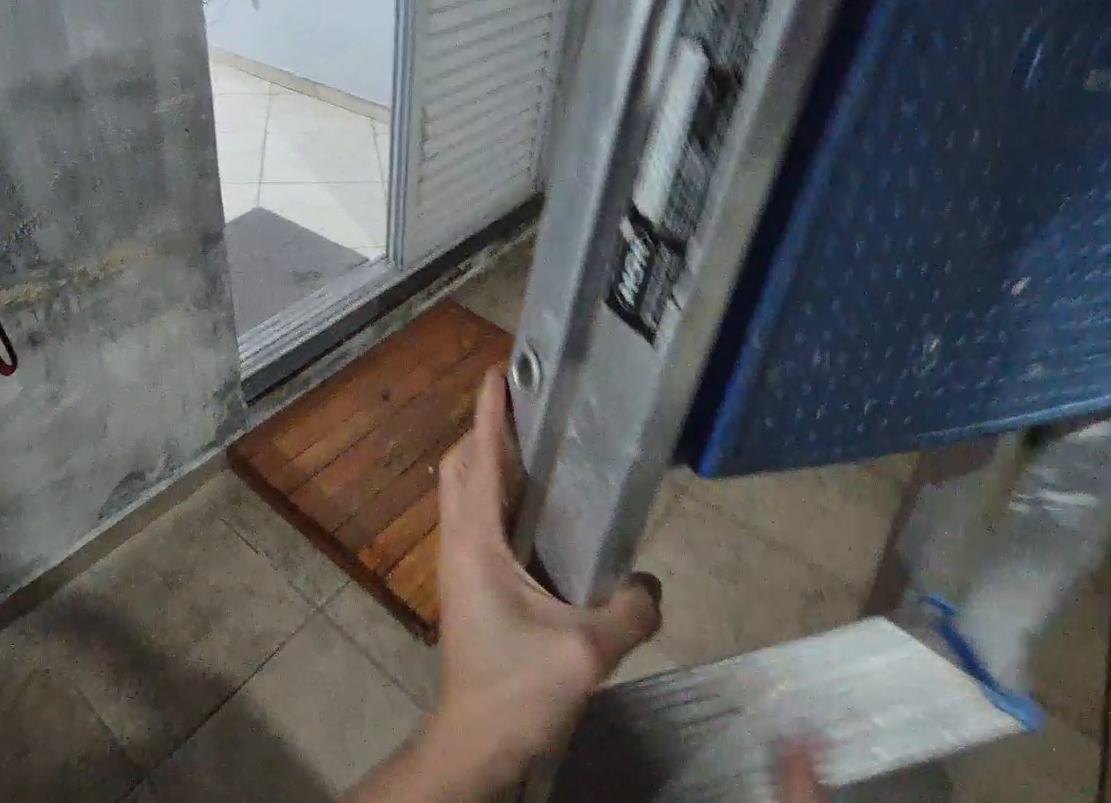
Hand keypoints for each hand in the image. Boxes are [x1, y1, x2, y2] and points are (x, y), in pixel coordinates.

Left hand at [346, 368, 662, 800]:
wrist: (478, 739)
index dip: (487, 412)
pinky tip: (537, 506)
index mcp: (475, 542)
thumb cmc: (517, 688)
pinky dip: (498, 493)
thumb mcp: (586, 651)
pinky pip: (478, 518)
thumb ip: (629, 610)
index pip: (478, 459)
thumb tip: (651, 583)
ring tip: (534, 442)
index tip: (498, 371)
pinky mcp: (469, 580)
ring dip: (489, 458)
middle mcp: (459, 541)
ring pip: (465, 491)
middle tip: (527, 404)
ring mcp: (460, 561)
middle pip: (462, 466)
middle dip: (486, 427)